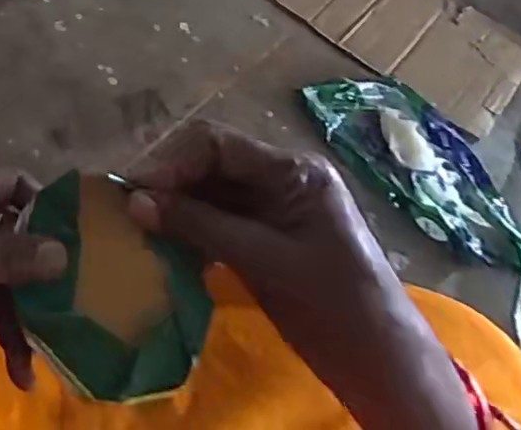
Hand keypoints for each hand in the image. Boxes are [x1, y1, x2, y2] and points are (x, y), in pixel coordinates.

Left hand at [0, 170, 67, 388]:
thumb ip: (5, 255)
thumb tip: (62, 252)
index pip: (14, 185)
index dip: (45, 206)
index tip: (78, 237)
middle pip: (20, 232)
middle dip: (44, 268)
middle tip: (75, 299)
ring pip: (14, 274)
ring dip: (30, 311)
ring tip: (47, 348)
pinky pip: (0, 304)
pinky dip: (12, 332)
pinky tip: (22, 370)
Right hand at [124, 122, 476, 429]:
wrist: (390, 375)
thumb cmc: (339, 310)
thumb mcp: (266, 262)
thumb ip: (200, 226)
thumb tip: (135, 203)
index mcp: (293, 170)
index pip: (218, 144)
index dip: (173, 160)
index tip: (138, 188)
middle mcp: (280, 176)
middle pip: (210, 160)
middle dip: (169, 178)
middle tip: (130, 203)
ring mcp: (272, 205)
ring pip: (208, 188)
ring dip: (174, 202)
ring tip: (139, 220)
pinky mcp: (264, 234)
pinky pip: (216, 216)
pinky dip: (188, 225)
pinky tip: (165, 239)